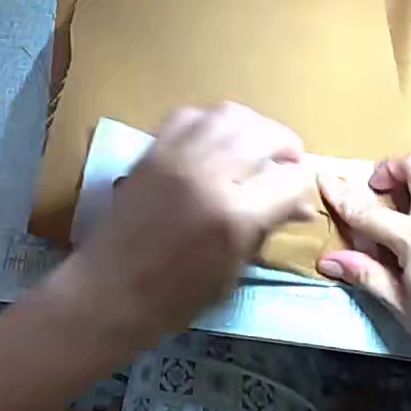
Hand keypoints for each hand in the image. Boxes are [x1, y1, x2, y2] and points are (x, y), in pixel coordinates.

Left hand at [56, 104, 314, 347]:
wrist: (109, 290)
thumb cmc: (176, 296)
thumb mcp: (233, 269)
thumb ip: (267, 228)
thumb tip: (301, 206)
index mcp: (234, 214)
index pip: (289, 179)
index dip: (301, 185)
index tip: (298, 194)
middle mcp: (208, 174)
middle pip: (264, 134)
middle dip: (286, 146)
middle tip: (287, 163)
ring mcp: (176, 156)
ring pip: (229, 114)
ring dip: (253, 126)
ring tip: (257, 146)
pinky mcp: (152, 150)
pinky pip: (189, 116)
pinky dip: (211, 123)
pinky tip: (216, 142)